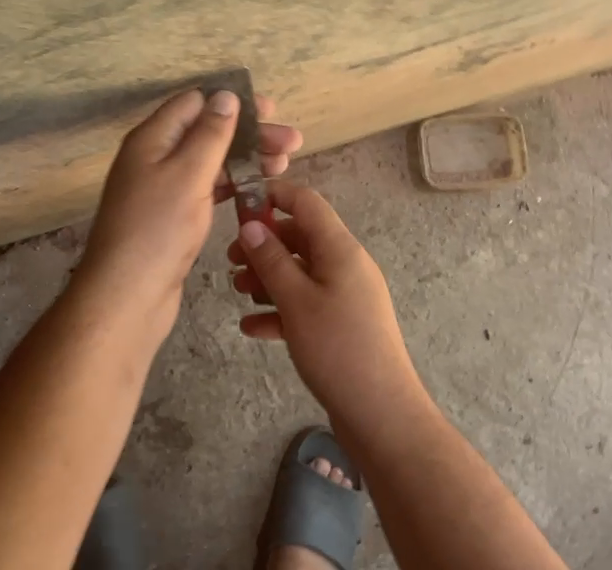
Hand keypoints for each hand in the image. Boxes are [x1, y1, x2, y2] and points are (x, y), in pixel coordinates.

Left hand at [78, 89, 302, 332]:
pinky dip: (233, 186)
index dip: (233, 102)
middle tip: (292, 142)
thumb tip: (225, 95)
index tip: (270, 110)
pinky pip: (207, 189)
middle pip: (207, 132)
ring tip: (284, 165)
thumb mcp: (188, 174)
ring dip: (246, 160)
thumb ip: (210, 134)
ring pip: (210, 162)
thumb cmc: (158, 229)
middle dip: (249, 134)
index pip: (195, 103)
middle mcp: (155, 157)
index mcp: (152, 139)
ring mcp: (163, 188)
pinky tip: (260, 191)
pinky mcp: (172, 216)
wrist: (127, 297)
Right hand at [228, 181, 425, 429]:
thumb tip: (251, 226)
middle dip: (264, 244)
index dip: (273, 196)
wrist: (381, 414)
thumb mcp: (296, 300)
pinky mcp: (341, 325)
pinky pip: (305, 305)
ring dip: (267, 278)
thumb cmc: (337, 348)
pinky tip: (251, 327)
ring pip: (300, 272)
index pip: (306, 202)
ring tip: (237, 292)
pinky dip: (279, 310)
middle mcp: (345, 265)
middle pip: (300, 237)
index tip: (238, 205)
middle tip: (231, 260)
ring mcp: (345, 296)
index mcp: (340, 249)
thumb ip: (271, 260)